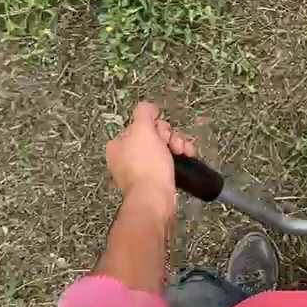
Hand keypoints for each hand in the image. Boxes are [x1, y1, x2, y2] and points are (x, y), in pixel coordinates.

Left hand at [104, 102, 194, 218]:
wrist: (155, 198)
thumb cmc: (147, 164)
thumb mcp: (142, 130)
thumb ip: (144, 112)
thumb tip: (150, 108)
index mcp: (118, 144)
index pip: (142, 124)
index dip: (156, 126)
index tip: (162, 134)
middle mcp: (127, 156)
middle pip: (155, 134)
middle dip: (169, 137)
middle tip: (173, 146)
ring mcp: (141, 168)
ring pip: (164, 146)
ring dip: (178, 144)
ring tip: (185, 153)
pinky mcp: (155, 178)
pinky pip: (168, 160)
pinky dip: (178, 157)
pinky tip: (187, 157)